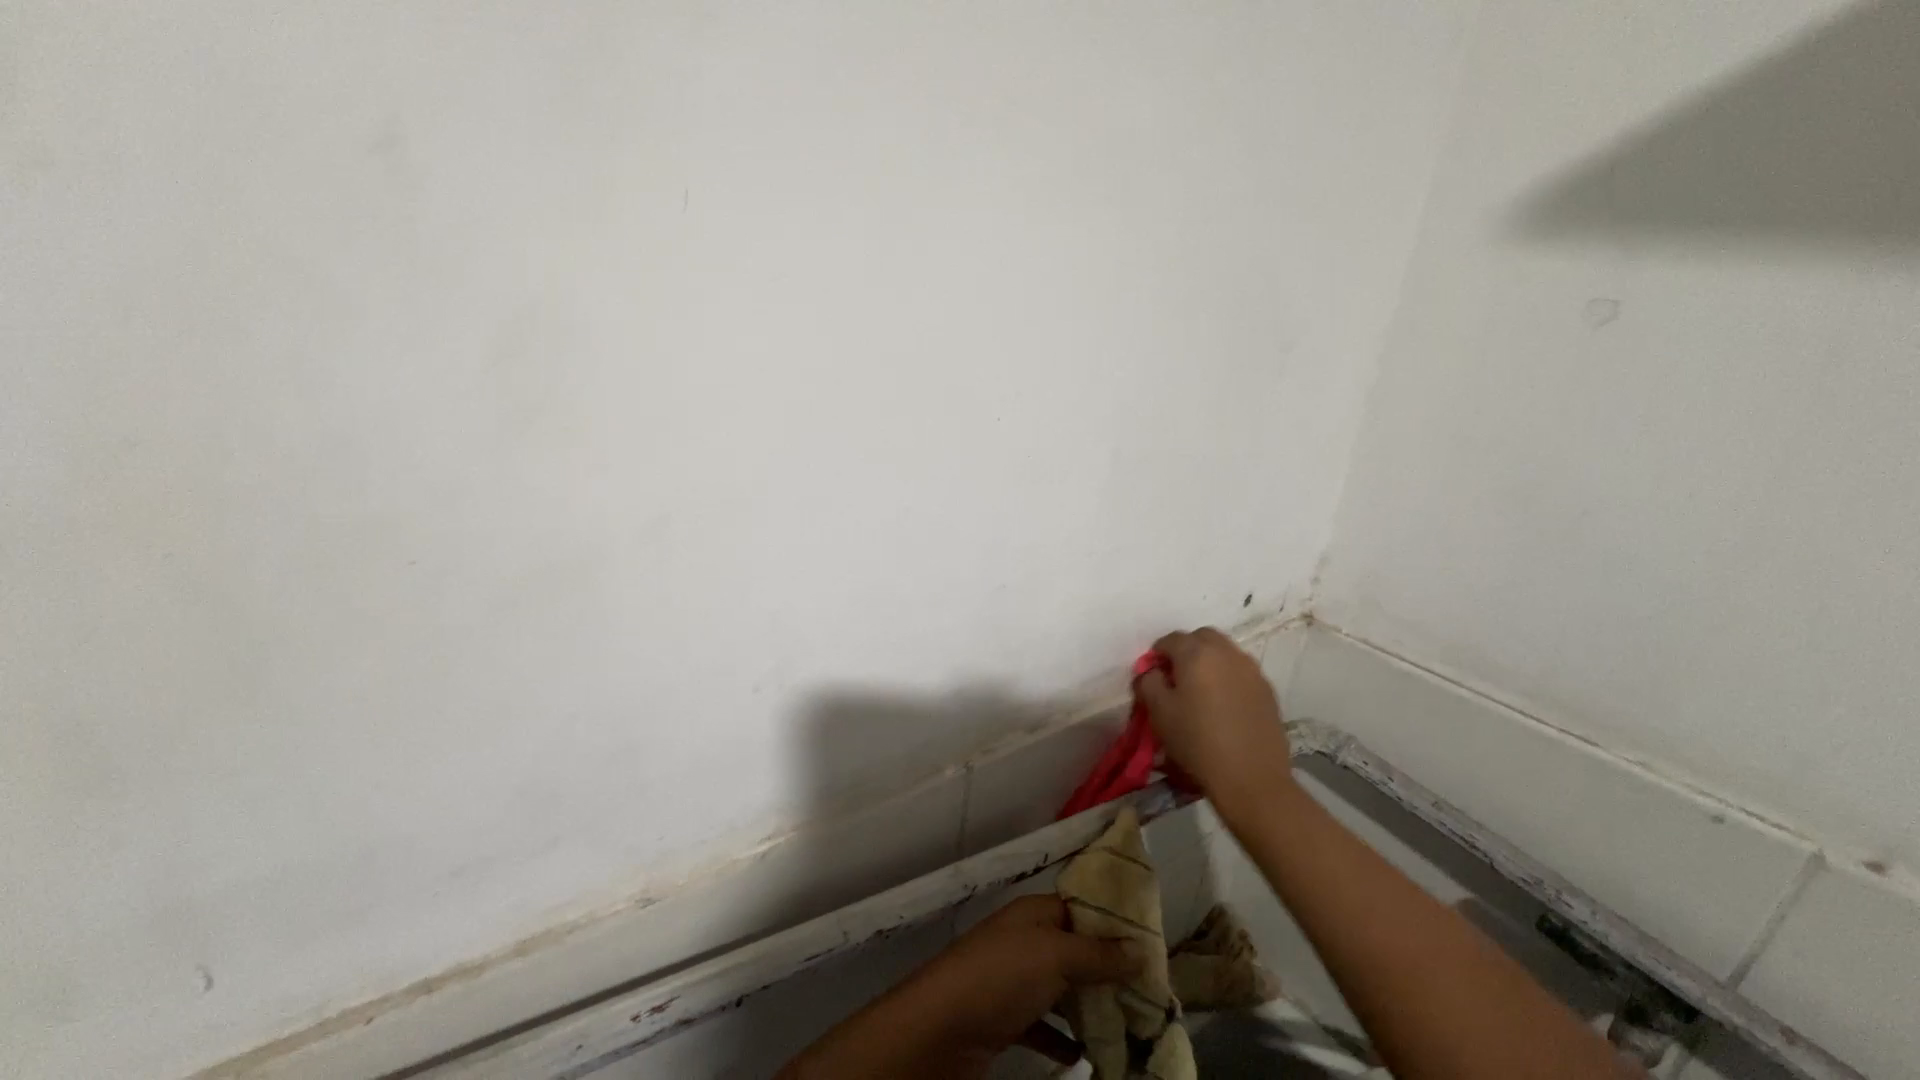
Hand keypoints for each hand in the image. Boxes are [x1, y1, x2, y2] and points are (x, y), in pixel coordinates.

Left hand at [779, 895, 1140, 1079]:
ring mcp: (1012, 983)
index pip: (1081, 908)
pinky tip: (1090, 1056)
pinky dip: (1066, 1040)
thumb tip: (1140, 949)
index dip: (1114, 922)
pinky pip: (1044, 1028)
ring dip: (1093, 1008)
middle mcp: (1023, 943)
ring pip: (1063, 991)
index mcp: (1033, 915)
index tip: (1153, 943)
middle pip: (1075, 951)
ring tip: (1132, 1025)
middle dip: (1111, 970)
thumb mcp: (1054, 957)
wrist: (936, 1031)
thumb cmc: (998, 978)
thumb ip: (1098, 954)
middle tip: (1152, 992)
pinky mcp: (1004, 1022)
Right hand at [1139, 627, 1292, 810]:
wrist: (1251, 777)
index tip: (1152, 675)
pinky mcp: (1267, 690)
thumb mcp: (1159, 713)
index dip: (1156, 654)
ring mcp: (1252, 670)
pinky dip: (1228, 678)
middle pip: (1202, 638)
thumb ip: (1148, 683)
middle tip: (1176, 678)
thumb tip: (1151, 672)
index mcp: (1197, 654)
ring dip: (1209, 662)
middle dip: (1186, 650)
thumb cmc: (1197, 742)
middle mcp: (1227, 653)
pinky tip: (1223, 705)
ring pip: (1225, 652)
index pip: (1170, 639)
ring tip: (1200, 692)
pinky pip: (1242, 672)